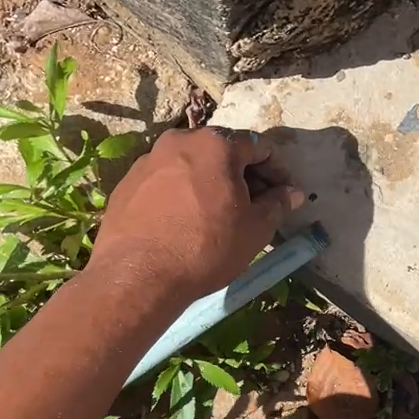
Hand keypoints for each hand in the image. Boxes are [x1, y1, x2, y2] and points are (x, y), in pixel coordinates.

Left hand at [89, 126, 305, 297]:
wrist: (137, 277)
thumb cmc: (206, 247)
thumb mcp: (255, 228)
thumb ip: (277, 204)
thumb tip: (292, 193)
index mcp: (216, 144)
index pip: (259, 146)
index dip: (277, 172)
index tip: (282, 196)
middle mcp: (180, 141)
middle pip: (223, 151)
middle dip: (243, 175)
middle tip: (254, 205)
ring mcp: (149, 160)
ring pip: (192, 164)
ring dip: (211, 182)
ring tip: (219, 215)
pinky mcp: (127, 182)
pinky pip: (166, 180)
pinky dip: (182, 192)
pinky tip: (186, 222)